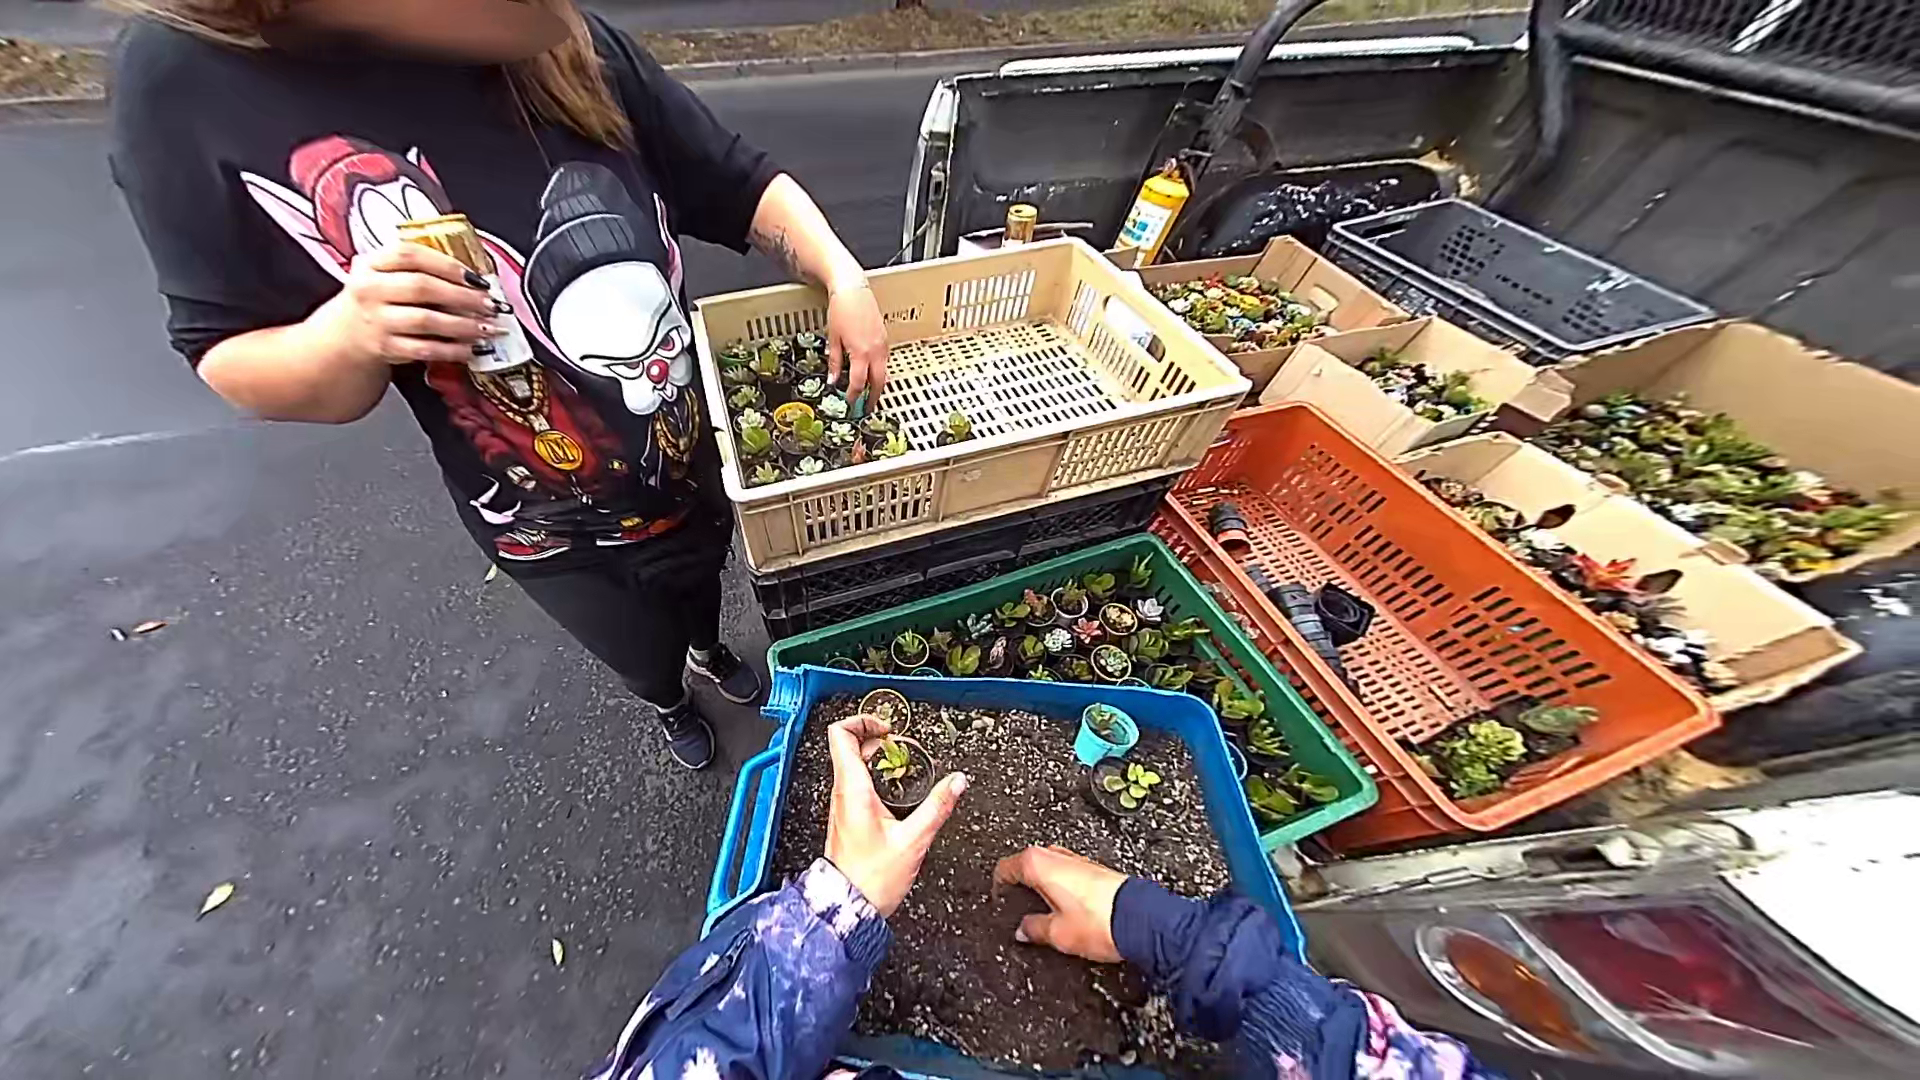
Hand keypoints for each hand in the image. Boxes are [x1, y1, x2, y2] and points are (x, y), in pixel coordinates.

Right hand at [306, 243, 504, 366]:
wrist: (347, 334)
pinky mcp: (387, 347)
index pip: (409, 255)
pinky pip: (427, 349)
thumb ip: (423, 272)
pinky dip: (456, 350)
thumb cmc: (383, 301)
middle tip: (493, 306)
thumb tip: (478, 281)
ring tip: (491, 328)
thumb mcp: (389, 276)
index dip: (448, 265)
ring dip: (465, 325)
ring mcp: (377, 319)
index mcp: (371, 264)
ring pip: (426, 320)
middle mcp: (369, 289)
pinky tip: (476, 349)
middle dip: (464, 297)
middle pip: (421, 287)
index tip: (479, 278)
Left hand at [825, 280, 888, 404]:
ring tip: (869, 395)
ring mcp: (883, 345)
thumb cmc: (841, 308)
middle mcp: (875, 351)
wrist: (852, 287)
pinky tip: (872, 375)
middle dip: (871, 397)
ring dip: (876, 386)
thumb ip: (834, 362)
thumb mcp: (833, 338)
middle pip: (877, 383)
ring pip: (883, 373)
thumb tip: (832, 379)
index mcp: (861, 353)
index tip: (849, 404)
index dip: (853, 396)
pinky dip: (879, 372)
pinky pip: (884, 362)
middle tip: (865, 408)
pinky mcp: (885, 339)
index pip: (858, 383)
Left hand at [825, 713, 966, 916]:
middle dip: (878, 737)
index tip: (889, 729)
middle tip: (902, 747)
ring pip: (852, 762)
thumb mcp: (913, 840)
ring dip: (877, 756)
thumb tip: (956, 782)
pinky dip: (875, 774)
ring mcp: (842, 803)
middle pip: (849, 743)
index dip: (863, 720)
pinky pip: (856, 781)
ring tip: (903, 765)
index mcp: (852, 788)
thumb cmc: (871, 879)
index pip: (841, 733)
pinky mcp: (847, 815)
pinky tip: (896, 789)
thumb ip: (937, 807)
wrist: (846, 911)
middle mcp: (842, 791)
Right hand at [992, 846, 1127, 962]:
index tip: (999, 903)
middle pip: (1025, 865)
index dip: (998, 888)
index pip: (1005, 868)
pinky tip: (1065, 908)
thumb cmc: (1099, 919)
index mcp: (1038, 863)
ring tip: (1043, 913)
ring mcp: (1073, 859)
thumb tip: (1023, 929)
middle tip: (1018, 911)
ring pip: (1046, 868)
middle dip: (1019, 886)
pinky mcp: (1089, 867)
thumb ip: (1034, 929)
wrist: (1139, 917)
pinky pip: (1064, 872)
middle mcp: (1054, 854)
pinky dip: (1058, 886)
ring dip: (1040, 885)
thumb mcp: (1057, 933)